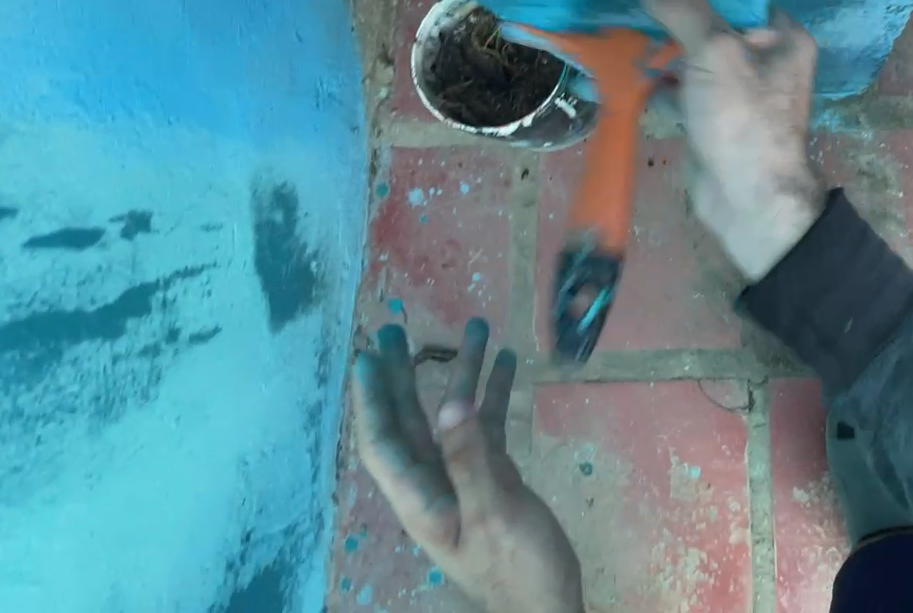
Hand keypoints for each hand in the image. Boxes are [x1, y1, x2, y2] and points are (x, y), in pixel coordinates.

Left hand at [351, 320, 582, 612]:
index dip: (372, 398)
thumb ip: (472, 458)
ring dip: (461, 372)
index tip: (365, 356)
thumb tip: (450, 403)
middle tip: (395, 329)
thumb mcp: (494, 511)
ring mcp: (464, 479)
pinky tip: (508, 362)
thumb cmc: (517, 565)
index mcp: (422, 497)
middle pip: (411, 420)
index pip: (384, 440)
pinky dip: (494, 392)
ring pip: (454, 416)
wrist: (546, 604)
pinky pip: (487, 427)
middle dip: (403, 374)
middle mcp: (435, 482)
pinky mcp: (494, 477)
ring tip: (476, 327)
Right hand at [637, 0, 826, 280]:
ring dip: (656, 47)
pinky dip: (654, 80)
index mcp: (782, 35)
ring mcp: (738, 91)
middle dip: (669, 14)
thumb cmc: (742, 119)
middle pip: (711, 24)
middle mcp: (765, 59)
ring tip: (614, 25)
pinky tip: (619, 68)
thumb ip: (683, 8)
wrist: (747, 202)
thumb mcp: (714, 53)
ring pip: (692, 57)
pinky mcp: (713, 117)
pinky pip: (681, 87)